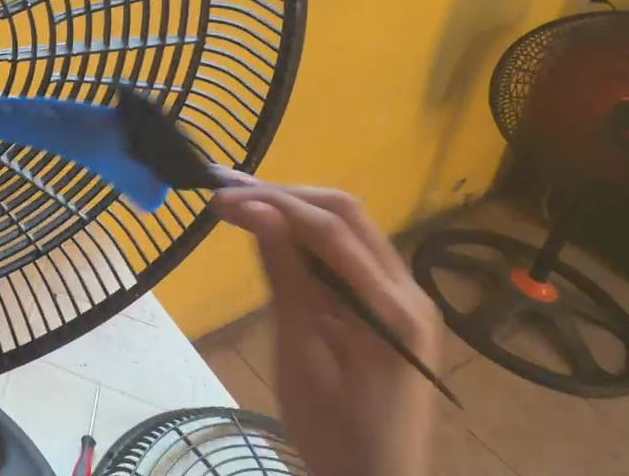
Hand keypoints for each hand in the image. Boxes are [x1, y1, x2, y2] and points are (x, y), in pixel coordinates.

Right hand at [212, 176, 438, 475]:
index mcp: (393, 308)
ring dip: (294, 211)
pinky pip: (348, 254)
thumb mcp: (300, 356)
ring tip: (241, 205)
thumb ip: (284, 276)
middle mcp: (409, 291)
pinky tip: (272, 236)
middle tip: (227, 195)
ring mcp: (404, 299)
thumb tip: (255, 209)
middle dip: (284, 196)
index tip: (219, 197)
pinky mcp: (391, 308)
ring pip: (347, 227)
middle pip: (345, 214)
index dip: (272, 202)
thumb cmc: (334, 435)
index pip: (330, 228)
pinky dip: (307, 238)